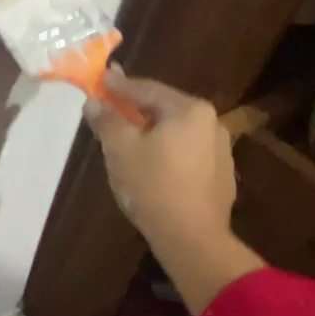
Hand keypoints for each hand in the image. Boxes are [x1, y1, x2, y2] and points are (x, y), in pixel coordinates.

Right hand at [85, 68, 233, 247]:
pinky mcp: (221, 175)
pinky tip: (151, 166)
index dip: (119, 85)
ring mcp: (220, 150)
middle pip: (163, 109)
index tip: (101, 77)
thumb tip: (94, 102)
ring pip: (176, 132)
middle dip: (135, 109)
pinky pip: (186, 153)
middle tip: (111, 108)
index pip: (146, 89)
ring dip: (151, 132)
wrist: (192, 238)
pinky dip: (166, 152)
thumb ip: (107, 120)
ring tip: (128, 139)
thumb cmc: (153, 186)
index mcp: (188, 109)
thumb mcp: (120, 149)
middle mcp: (211, 122)